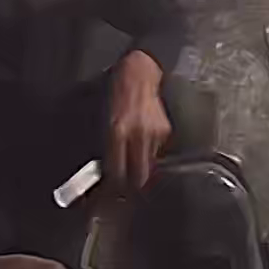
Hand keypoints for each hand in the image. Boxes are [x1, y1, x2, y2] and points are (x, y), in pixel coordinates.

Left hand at [108, 50, 171, 189]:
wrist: (138, 75)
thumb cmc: (116, 95)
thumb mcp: (103, 121)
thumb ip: (106, 147)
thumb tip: (107, 171)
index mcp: (117, 132)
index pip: (117, 171)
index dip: (114, 187)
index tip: (111, 194)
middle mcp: (137, 134)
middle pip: (139, 175)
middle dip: (132, 186)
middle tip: (126, 190)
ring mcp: (154, 133)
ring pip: (149, 164)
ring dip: (140, 166)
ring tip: (133, 159)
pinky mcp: (165, 131)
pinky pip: (156, 150)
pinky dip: (149, 150)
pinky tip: (143, 139)